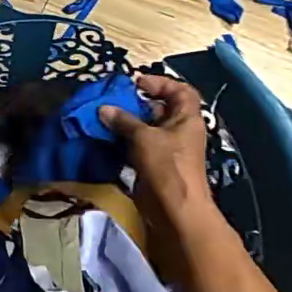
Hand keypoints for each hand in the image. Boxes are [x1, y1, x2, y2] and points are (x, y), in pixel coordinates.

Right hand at [99, 75, 217, 268]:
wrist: (174, 208)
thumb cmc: (166, 166)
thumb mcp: (143, 137)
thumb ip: (124, 120)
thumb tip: (104, 108)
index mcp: (187, 118)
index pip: (180, 91)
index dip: (161, 82)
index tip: (137, 82)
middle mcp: (180, 131)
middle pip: (160, 109)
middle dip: (138, 103)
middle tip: (114, 101)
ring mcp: (168, 149)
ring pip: (147, 128)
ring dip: (128, 123)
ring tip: (106, 118)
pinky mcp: (155, 164)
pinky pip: (139, 146)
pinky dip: (125, 141)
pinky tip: (107, 139)